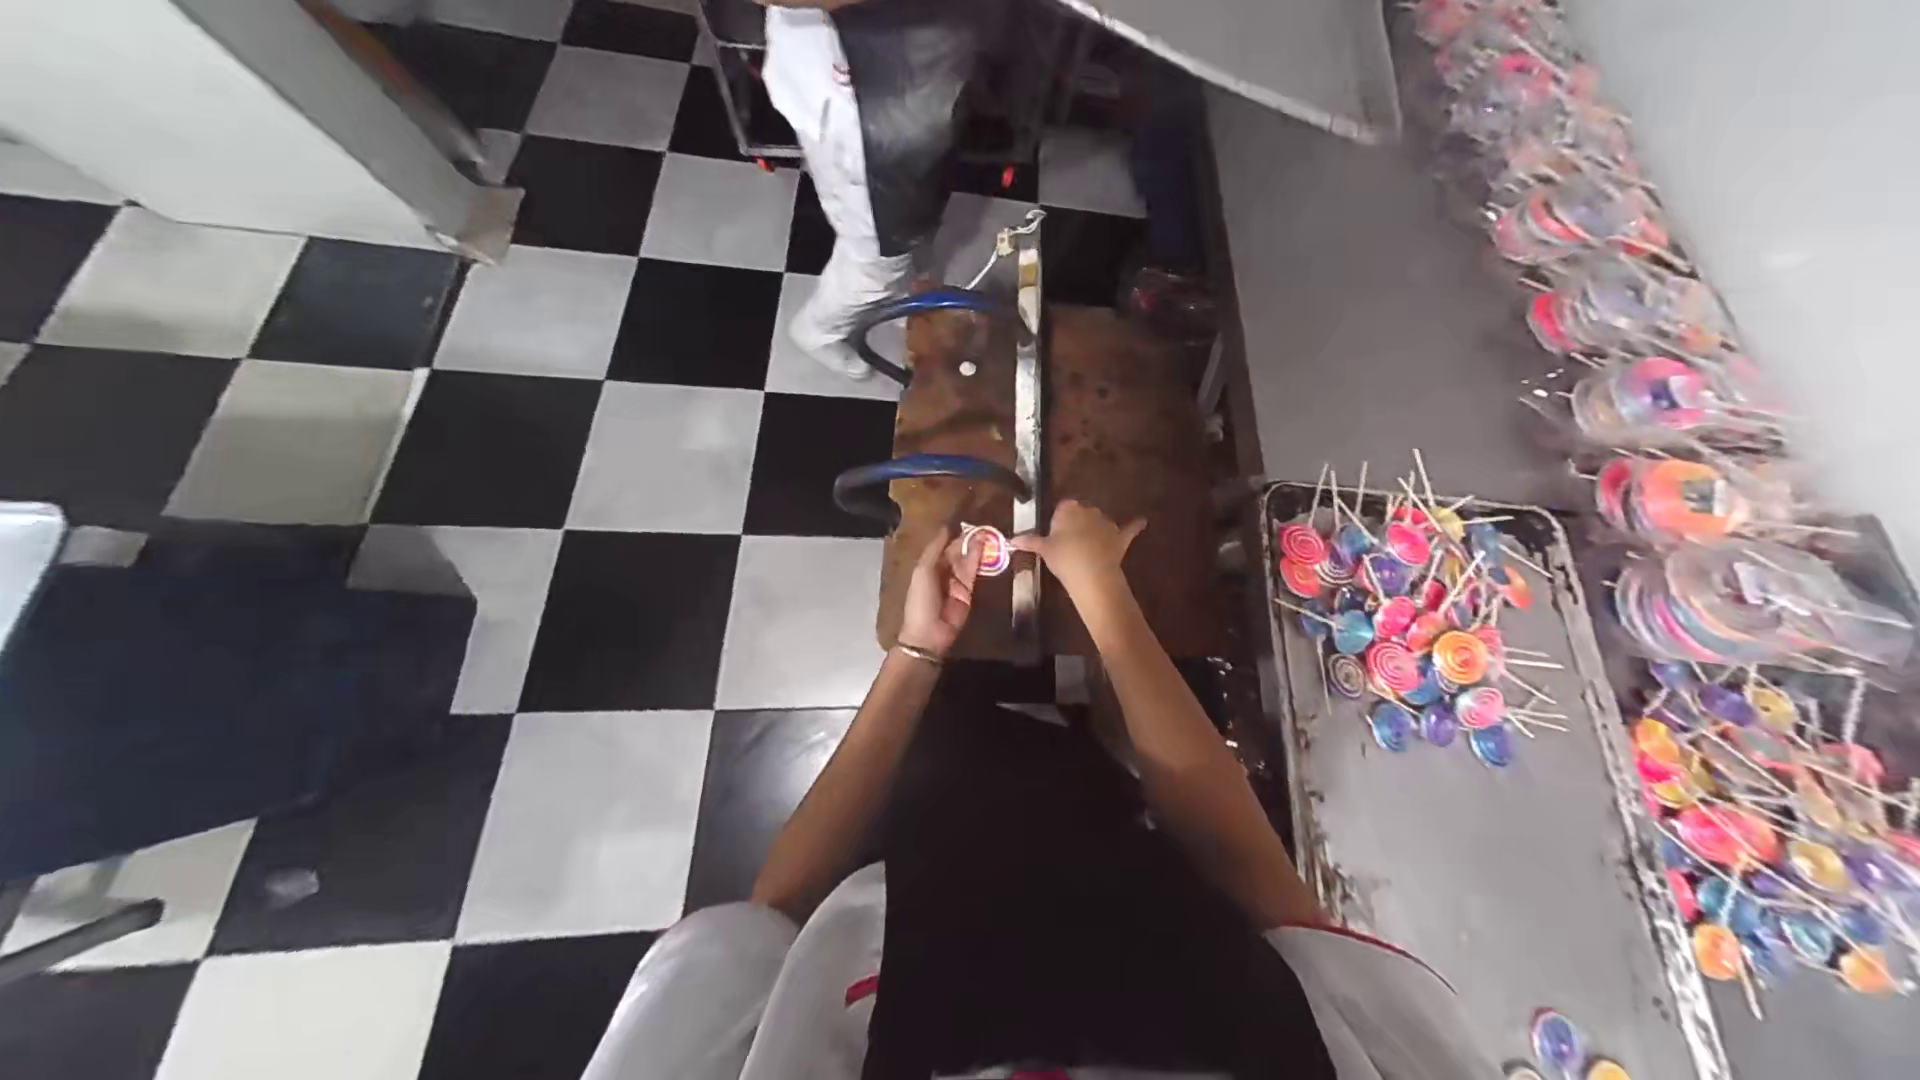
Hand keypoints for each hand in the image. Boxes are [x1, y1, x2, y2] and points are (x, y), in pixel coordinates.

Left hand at [897, 526, 983, 657]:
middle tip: (985, 526)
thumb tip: (946, 527)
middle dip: (969, 539)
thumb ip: (935, 549)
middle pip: (958, 550)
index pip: (944, 544)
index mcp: (929, 564)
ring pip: (968, 560)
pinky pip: (975, 572)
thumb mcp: (923, 570)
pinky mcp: (969, 591)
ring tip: (990, 534)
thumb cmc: (921, 599)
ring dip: (977, 548)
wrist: (929, 633)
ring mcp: (956, 581)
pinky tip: (989, 550)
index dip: (955, 533)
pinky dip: (981, 561)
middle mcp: (943, 570)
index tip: (968, 520)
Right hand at [1010, 500, 1144, 596]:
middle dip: (1077, 524)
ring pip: (1100, 521)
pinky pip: (1129, 528)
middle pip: (1081, 512)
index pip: (1062, 507)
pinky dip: (1134, 525)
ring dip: (1096, 529)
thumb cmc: (1063, 558)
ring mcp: (1107, 522)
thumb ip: (1030, 542)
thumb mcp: (1043, 550)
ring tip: (1088, 547)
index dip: (1059, 520)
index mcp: (1068, 509)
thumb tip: (1011, 540)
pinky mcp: (1121, 536)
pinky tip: (1142, 521)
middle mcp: (1089, 510)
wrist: (1091, 573)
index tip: (1056, 534)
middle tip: (1068, 543)